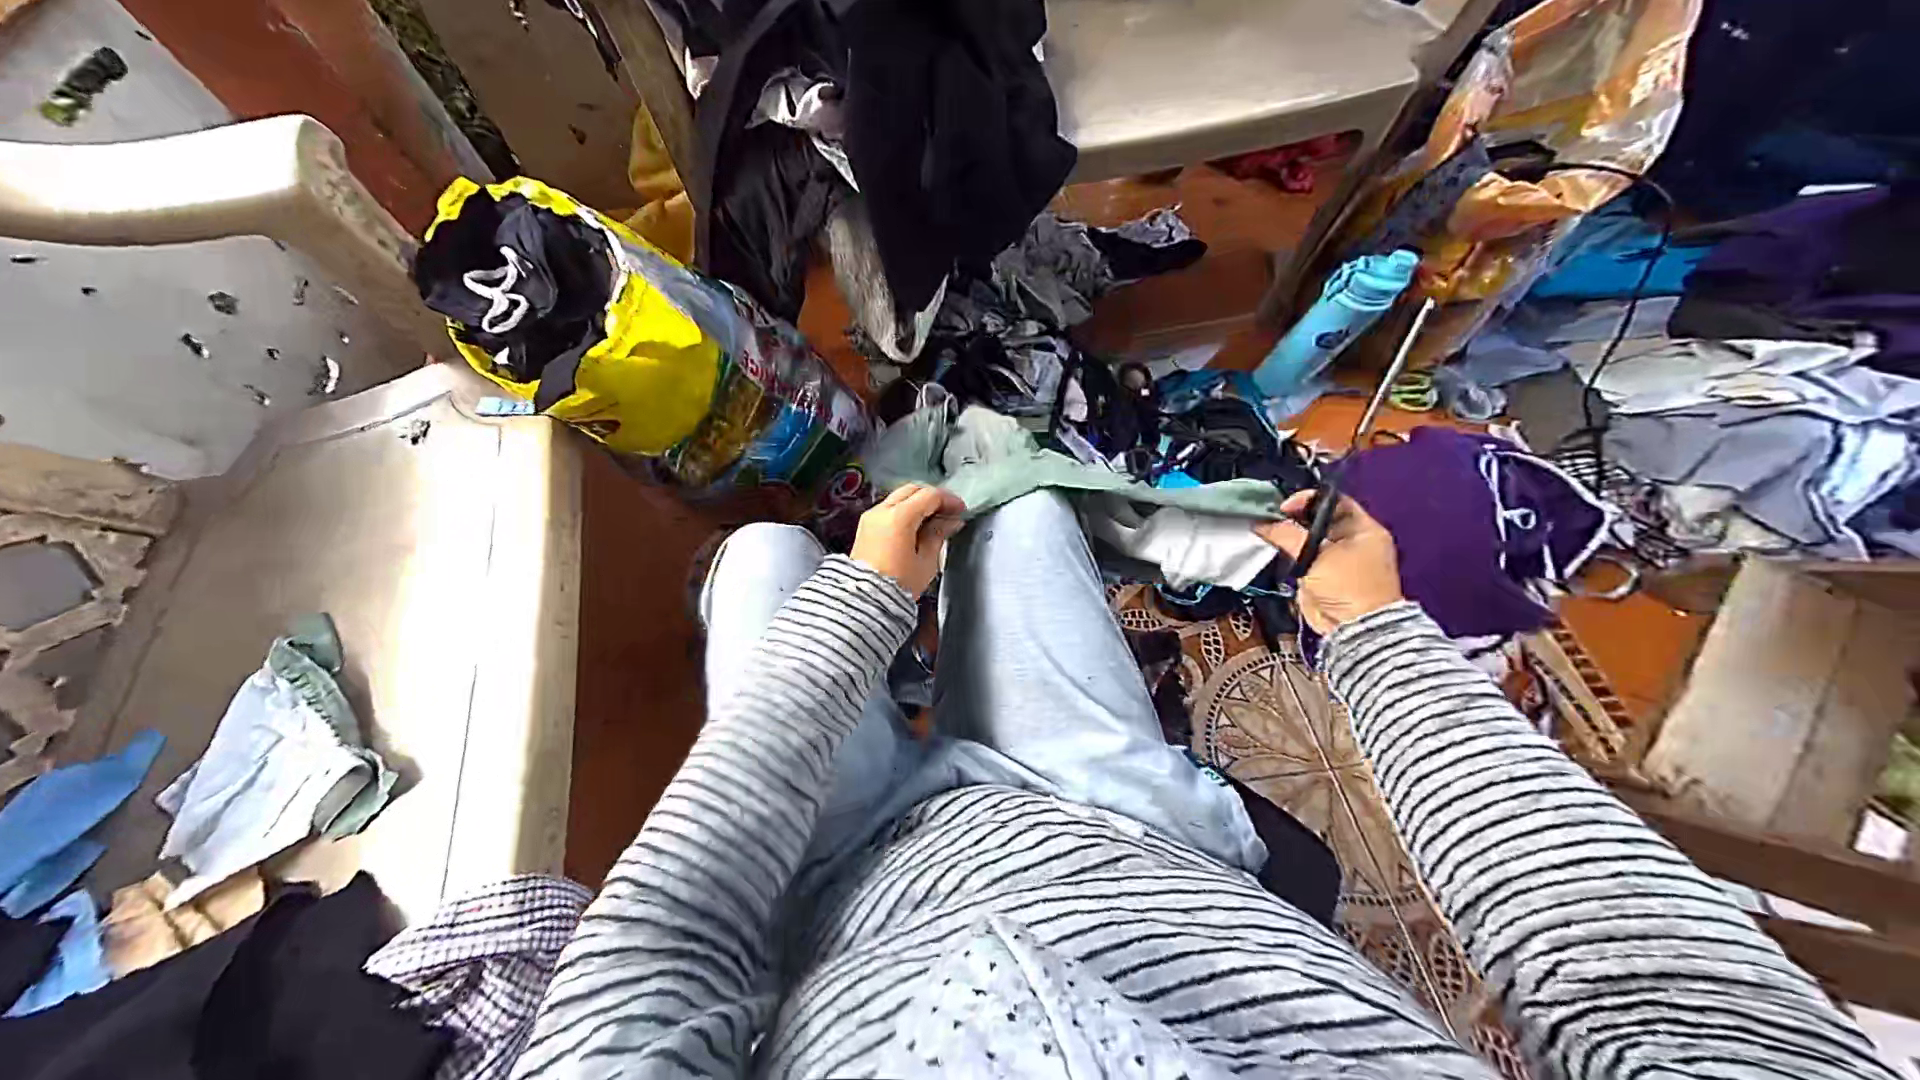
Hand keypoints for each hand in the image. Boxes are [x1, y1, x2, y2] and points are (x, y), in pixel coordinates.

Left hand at [851, 483, 967, 597]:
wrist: (865, 601)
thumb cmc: (896, 585)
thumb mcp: (926, 560)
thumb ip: (938, 534)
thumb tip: (950, 522)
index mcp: (899, 517)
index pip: (929, 496)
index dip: (948, 500)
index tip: (960, 509)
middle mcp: (881, 512)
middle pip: (912, 490)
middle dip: (933, 497)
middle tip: (949, 511)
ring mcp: (870, 518)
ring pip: (899, 498)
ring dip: (918, 503)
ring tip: (934, 520)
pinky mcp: (865, 528)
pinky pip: (888, 509)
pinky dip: (905, 511)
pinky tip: (916, 526)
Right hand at [1254, 490, 1402, 634]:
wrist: (1354, 628)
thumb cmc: (1348, 587)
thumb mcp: (1319, 556)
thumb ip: (1289, 536)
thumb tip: (1264, 524)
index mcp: (1362, 530)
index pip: (1334, 502)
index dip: (1309, 500)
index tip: (1284, 507)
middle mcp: (1351, 541)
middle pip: (1317, 519)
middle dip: (1293, 518)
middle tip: (1271, 519)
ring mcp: (1335, 558)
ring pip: (1306, 538)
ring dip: (1287, 536)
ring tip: (1267, 533)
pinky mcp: (1320, 574)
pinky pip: (1301, 557)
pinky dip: (1288, 553)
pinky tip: (1272, 548)